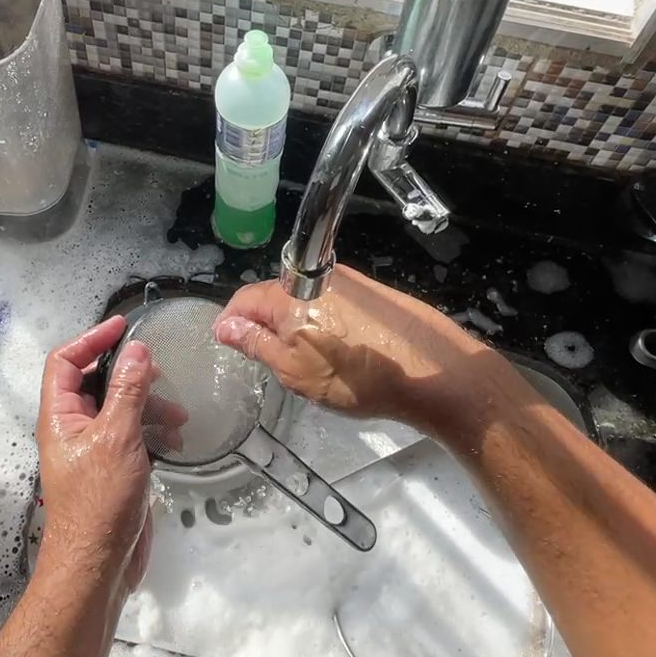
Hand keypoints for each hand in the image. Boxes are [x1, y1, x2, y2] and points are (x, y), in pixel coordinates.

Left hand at [36, 316, 157, 592]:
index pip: (64, 362)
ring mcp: (94, 448)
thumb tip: (136, 349)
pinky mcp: (115, 467)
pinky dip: (153, 428)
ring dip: (148, 403)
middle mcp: (73, 428)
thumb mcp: (116, 439)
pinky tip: (175, 436)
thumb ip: (127, 391)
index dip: (90, 339)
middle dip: (128, 373)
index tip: (122, 326)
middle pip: (95, 381)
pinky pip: (133, 432)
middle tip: (158, 370)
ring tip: (177, 412)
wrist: (98, 567)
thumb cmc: (99, 503)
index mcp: (59, 417)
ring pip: (119, 407)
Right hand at [212, 264, 502, 427]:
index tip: (230, 344)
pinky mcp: (371, 292)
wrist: (430, 372)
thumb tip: (225, 326)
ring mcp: (346, 281)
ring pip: (304, 298)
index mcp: (289, 295)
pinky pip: (332, 301)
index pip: (244, 298)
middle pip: (274, 295)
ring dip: (296, 323)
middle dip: (264, 323)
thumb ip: (257, 344)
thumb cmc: (357, 378)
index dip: (232, 322)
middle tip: (271, 360)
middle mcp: (315, 278)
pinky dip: (325, 321)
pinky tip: (339, 349)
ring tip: (308, 359)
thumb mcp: (295, 371)